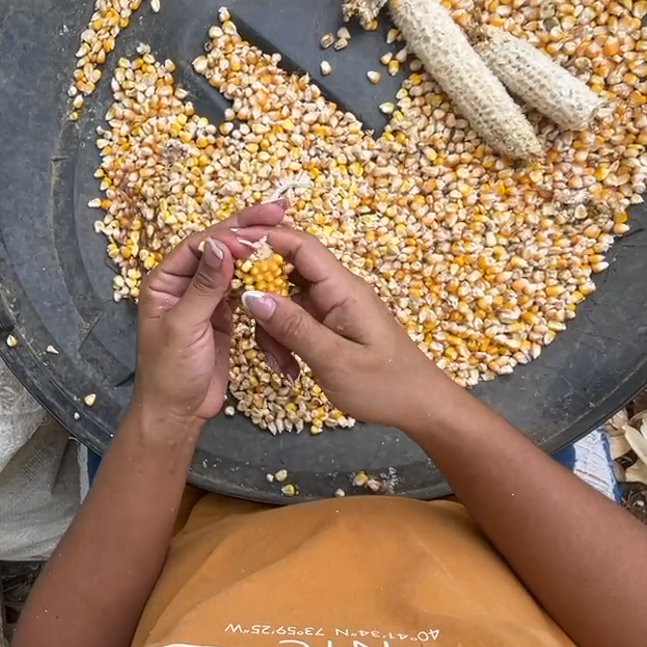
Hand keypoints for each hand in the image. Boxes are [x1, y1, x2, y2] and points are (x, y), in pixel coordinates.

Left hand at [132, 202, 286, 432]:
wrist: (177, 412)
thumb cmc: (169, 373)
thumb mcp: (184, 327)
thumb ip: (204, 287)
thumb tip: (220, 244)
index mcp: (163, 282)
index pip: (198, 246)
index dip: (227, 234)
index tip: (258, 230)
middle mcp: (181, 284)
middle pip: (216, 247)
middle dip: (246, 229)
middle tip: (279, 209)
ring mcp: (203, 298)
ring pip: (231, 264)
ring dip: (255, 247)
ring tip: (283, 227)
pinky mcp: (221, 314)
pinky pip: (241, 286)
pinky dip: (258, 273)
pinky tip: (277, 261)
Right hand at [238, 226, 454, 428]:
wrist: (420, 408)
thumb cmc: (385, 386)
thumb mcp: (334, 360)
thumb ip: (292, 327)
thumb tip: (251, 295)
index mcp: (343, 289)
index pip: (299, 245)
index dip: (262, 238)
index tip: (225, 248)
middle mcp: (335, 290)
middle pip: (285, 269)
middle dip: (258, 292)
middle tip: (239, 317)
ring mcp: (331, 307)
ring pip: (283, 300)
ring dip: (270, 329)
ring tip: (279, 365)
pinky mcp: (327, 324)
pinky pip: (292, 320)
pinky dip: (281, 340)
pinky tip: (287, 369)